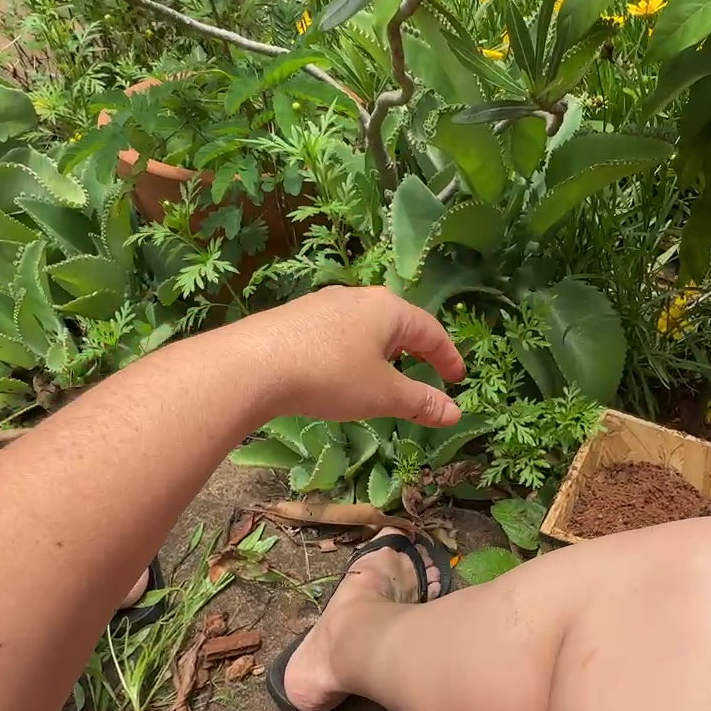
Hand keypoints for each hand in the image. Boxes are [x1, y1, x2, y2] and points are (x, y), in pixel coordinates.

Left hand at [229, 286, 465, 426]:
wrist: (253, 365)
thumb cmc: (332, 376)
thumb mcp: (384, 395)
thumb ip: (422, 403)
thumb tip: (455, 413)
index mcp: (389, 310)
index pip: (431, 331)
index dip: (448, 357)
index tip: (457, 379)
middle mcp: (359, 297)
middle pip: (399, 323)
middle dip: (417, 349)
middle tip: (427, 372)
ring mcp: (324, 304)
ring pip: (367, 326)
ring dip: (384, 350)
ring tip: (386, 373)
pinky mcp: (297, 317)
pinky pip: (339, 332)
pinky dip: (354, 351)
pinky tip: (343, 371)